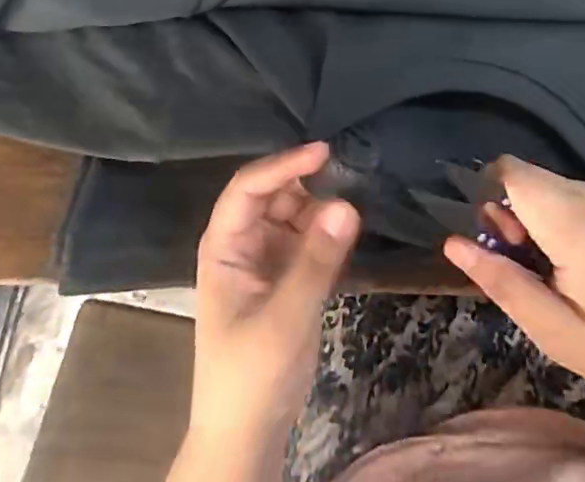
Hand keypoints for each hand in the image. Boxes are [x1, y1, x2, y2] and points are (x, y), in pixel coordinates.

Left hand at [177, 143, 359, 477]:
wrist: (248, 433)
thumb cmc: (250, 375)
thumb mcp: (284, 318)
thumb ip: (316, 261)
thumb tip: (349, 204)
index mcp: (224, 246)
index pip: (248, 188)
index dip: (283, 165)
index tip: (325, 151)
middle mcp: (244, 243)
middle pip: (275, 195)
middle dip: (310, 183)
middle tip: (354, 173)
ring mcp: (267, 258)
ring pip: (296, 214)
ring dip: (323, 206)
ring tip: (360, 196)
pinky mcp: (288, 275)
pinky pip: (310, 238)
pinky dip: (330, 231)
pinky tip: (354, 226)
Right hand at [447, 159, 584, 481]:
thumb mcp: (556, 333)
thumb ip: (502, 283)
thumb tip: (452, 241)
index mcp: (572, 221)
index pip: (507, 171)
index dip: (482, 196)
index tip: (488, 243)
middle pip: (517, 176)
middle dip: (499, 213)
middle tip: (514, 266)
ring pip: (534, 185)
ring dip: (520, 219)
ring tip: (538, 272)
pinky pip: (555, 195)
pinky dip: (541, 219)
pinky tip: (559, 264)